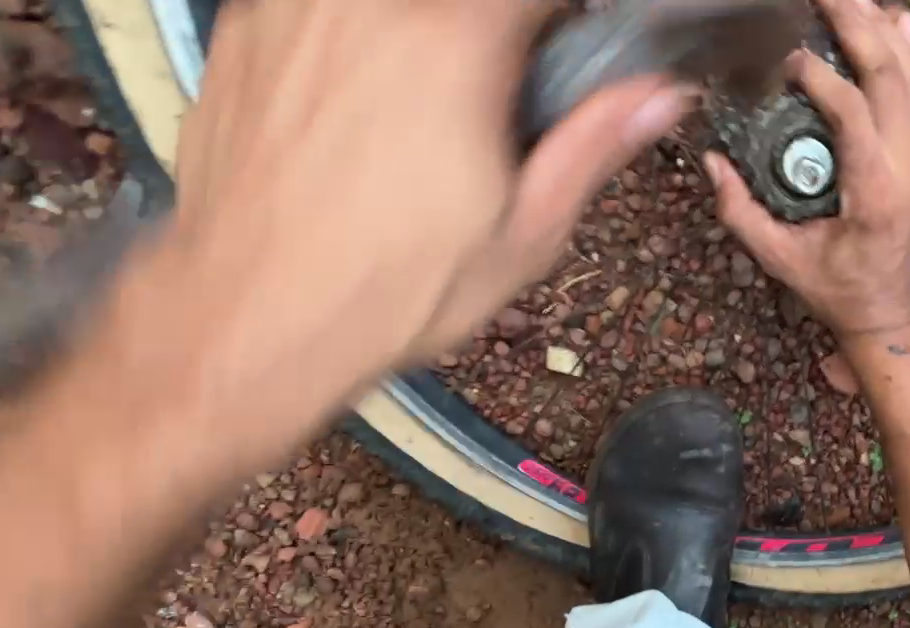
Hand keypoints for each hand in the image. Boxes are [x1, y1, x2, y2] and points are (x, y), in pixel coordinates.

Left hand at [145, 0, 689, 412]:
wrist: (257, 313)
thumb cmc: (402, 289)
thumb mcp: (526, 235)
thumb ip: (594, 145)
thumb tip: (663, 94)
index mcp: (454, 46)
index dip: (562, 20)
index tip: (566, 57)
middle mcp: (370, 3)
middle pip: (466, 1)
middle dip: (494, 41)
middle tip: (494, 112)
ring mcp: (297, 3)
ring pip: (399, 9)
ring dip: (429, 43)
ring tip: (422, 125)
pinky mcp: (246, 24)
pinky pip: (331, 7)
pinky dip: (364, 41)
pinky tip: (361, 120)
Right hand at [706, 0, 909, 344]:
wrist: (886, 315)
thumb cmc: (833, 291)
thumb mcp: (780, 260)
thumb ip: (742, 213)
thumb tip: (711, 161)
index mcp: (877, 195)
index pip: (854, 110)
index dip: (821, 74)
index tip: (789, 61)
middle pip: (892, 77)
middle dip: (858, 25)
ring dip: (885, 33)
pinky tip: (897, 25)